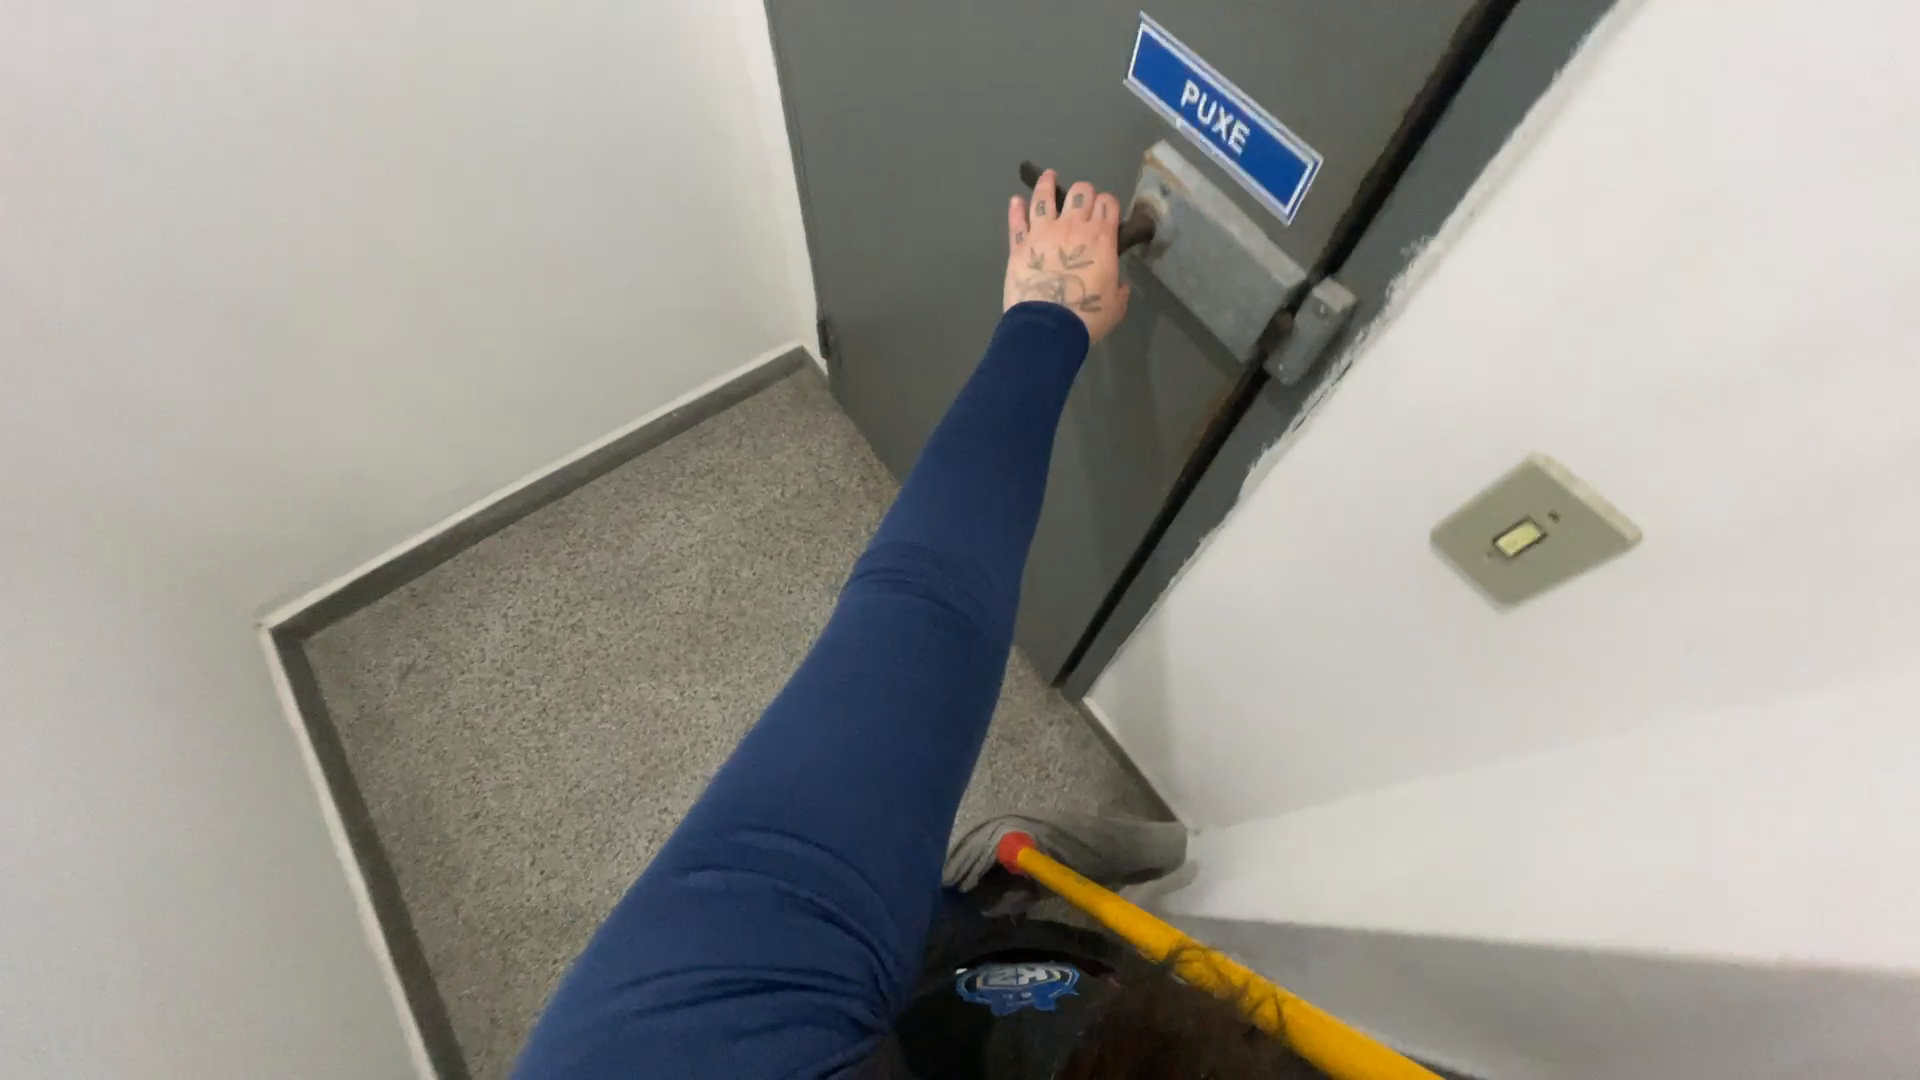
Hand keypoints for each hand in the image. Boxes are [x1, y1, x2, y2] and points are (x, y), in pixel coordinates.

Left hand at [1003, 169, 1130, 344]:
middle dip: (1085, 193)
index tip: (1105, 212)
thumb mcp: (1115, 305)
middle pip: (1082, 192)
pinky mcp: (1019, 245)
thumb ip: (1118, 288)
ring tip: (1048, 177)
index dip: (1107, 204)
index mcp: (1101, 237)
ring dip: (1048, 184)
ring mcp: (1043, 232)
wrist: (1049, 327)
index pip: (1108, 203)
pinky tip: (1015, 201)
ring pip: (1045, 196)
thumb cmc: (1087, 317)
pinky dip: (1016, 209)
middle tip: (1082, 202)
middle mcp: (1073, 226)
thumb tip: (1118, 284)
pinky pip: (1017, 221)